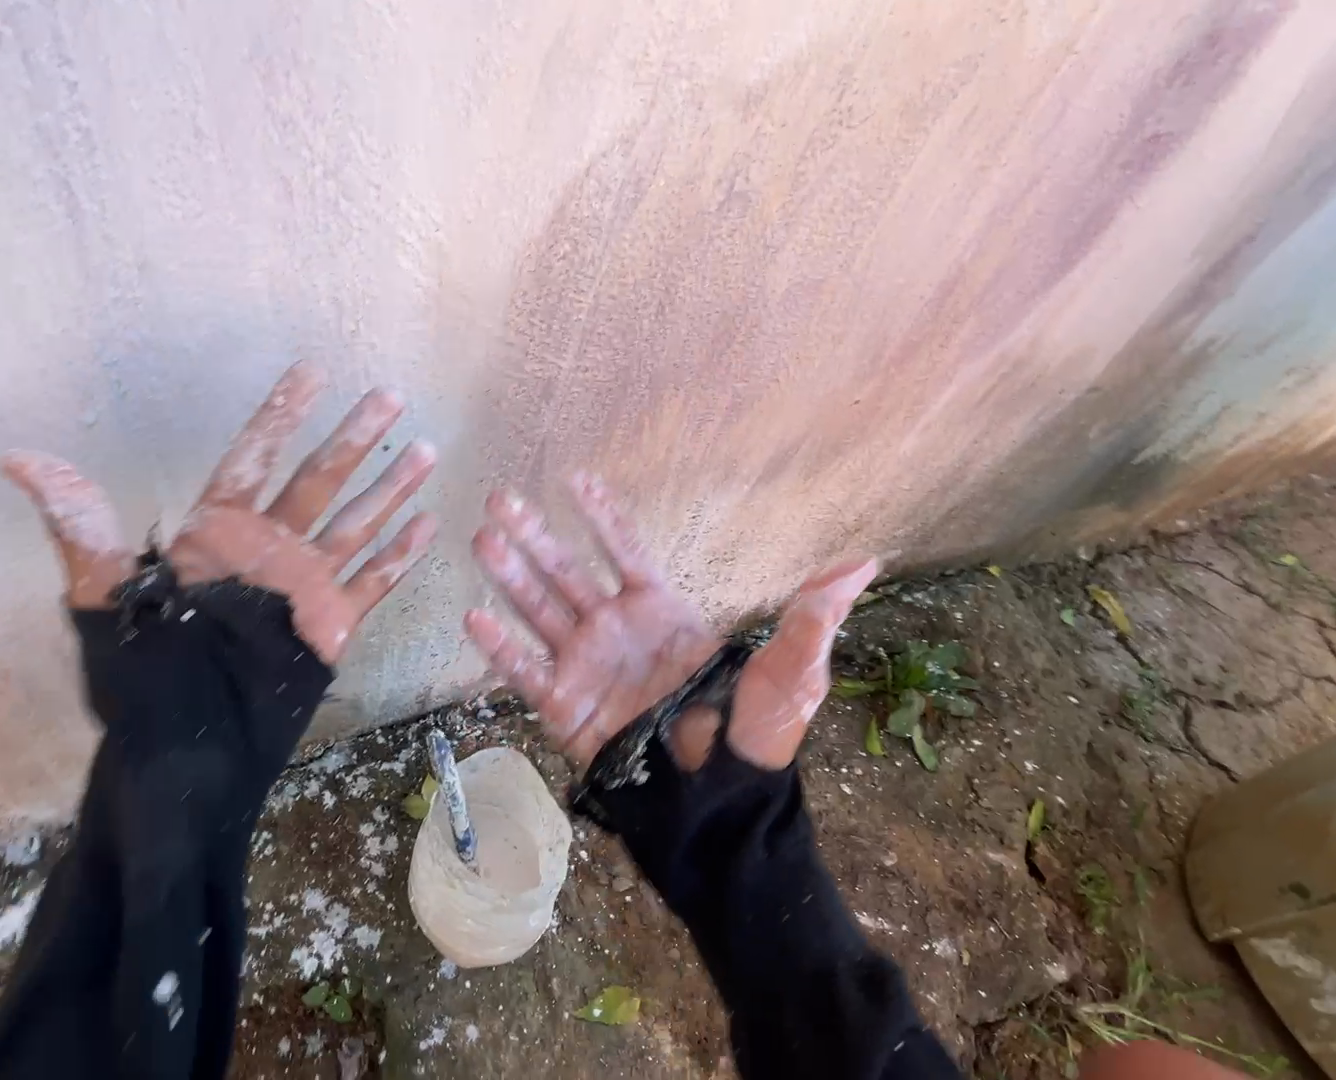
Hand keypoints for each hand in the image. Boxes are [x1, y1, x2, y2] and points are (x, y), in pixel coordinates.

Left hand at [2, 363, 437, 663]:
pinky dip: (399, 557)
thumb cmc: (141, 675)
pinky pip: (372, 582)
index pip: (255, 456)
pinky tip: (427, 527)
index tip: (312, 372)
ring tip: (425, 450)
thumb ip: (79, 526)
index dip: (283, 413)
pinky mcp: (330, 623)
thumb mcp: (103, 595)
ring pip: (355, 522)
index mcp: (218, 532)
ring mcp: (303, 585)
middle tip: (390, 396)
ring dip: (389, 488)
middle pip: (320, 479)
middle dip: (355, 439)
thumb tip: (17, 459)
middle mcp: (267, 549)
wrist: (185, 752)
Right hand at [464, 472, 876, 771]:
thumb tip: (862, 566)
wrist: (714, 808)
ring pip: (537, 610)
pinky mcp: (562, 707)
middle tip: (501, 498)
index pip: (625, 553)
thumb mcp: (791, 678)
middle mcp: (614, 631)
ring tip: (481, 539)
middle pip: (566, 571)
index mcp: (660, 615)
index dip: (601, 517)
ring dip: (509, 575)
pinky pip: (524, 672)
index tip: (575, 479)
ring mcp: (584, 666)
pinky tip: (473, 619)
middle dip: (535, 534)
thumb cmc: (753, 739)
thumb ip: (808, 622)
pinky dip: (499, 648)